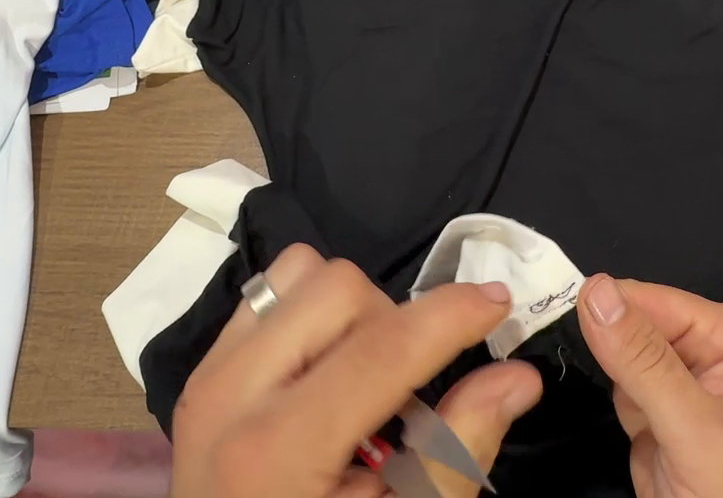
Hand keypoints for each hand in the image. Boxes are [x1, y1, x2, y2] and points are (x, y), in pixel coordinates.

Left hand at [171, 244, 544, 497]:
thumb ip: (458, 451)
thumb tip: (519, 377)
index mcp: (276, 449)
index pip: (381, 349)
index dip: (450, 316)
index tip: (499, 303)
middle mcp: (231, 392)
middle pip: (339, 287)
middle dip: (393, 323)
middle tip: (404, 389)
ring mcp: (209, 371)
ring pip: (301, 272)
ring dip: (350, 309)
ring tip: (360, 375)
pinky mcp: (204, 364)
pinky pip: (270, 288)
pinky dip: (312, 307)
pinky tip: (322, 367)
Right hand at [578, 274, 722, 497]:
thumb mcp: (700, 432)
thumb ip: (644, 361)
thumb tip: (592, 286)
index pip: (645, 298)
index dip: (601, 309)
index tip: (557, 323)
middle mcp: (701, 347)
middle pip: (628, 323)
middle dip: (609, 354)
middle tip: (619, 394)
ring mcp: (678, 385)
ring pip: (617, 358)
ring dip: (614, 388)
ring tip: (647, 427)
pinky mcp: (658, 419)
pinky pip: (619, 394)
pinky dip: (620, 416)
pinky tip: (644, 440)